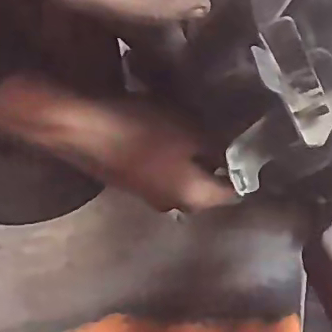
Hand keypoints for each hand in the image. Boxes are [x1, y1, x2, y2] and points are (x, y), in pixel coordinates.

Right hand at [0, 72, 233, 211]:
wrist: (76, 127)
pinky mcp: (125, 179)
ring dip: (192, 156)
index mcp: (194, 199)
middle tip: (228, 132)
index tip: (254, 148)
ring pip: (182, 176)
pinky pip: (159, 168)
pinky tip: (168, 129)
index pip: (233, 191)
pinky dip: (169, 153)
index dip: (247, 170)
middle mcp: (172, 205)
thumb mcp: (193, 132)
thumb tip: (234, 155)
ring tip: (200, 126)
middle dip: (218, 162)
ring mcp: (146, 195)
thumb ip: (219, 147)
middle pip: (206, 185)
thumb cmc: (143, 131)